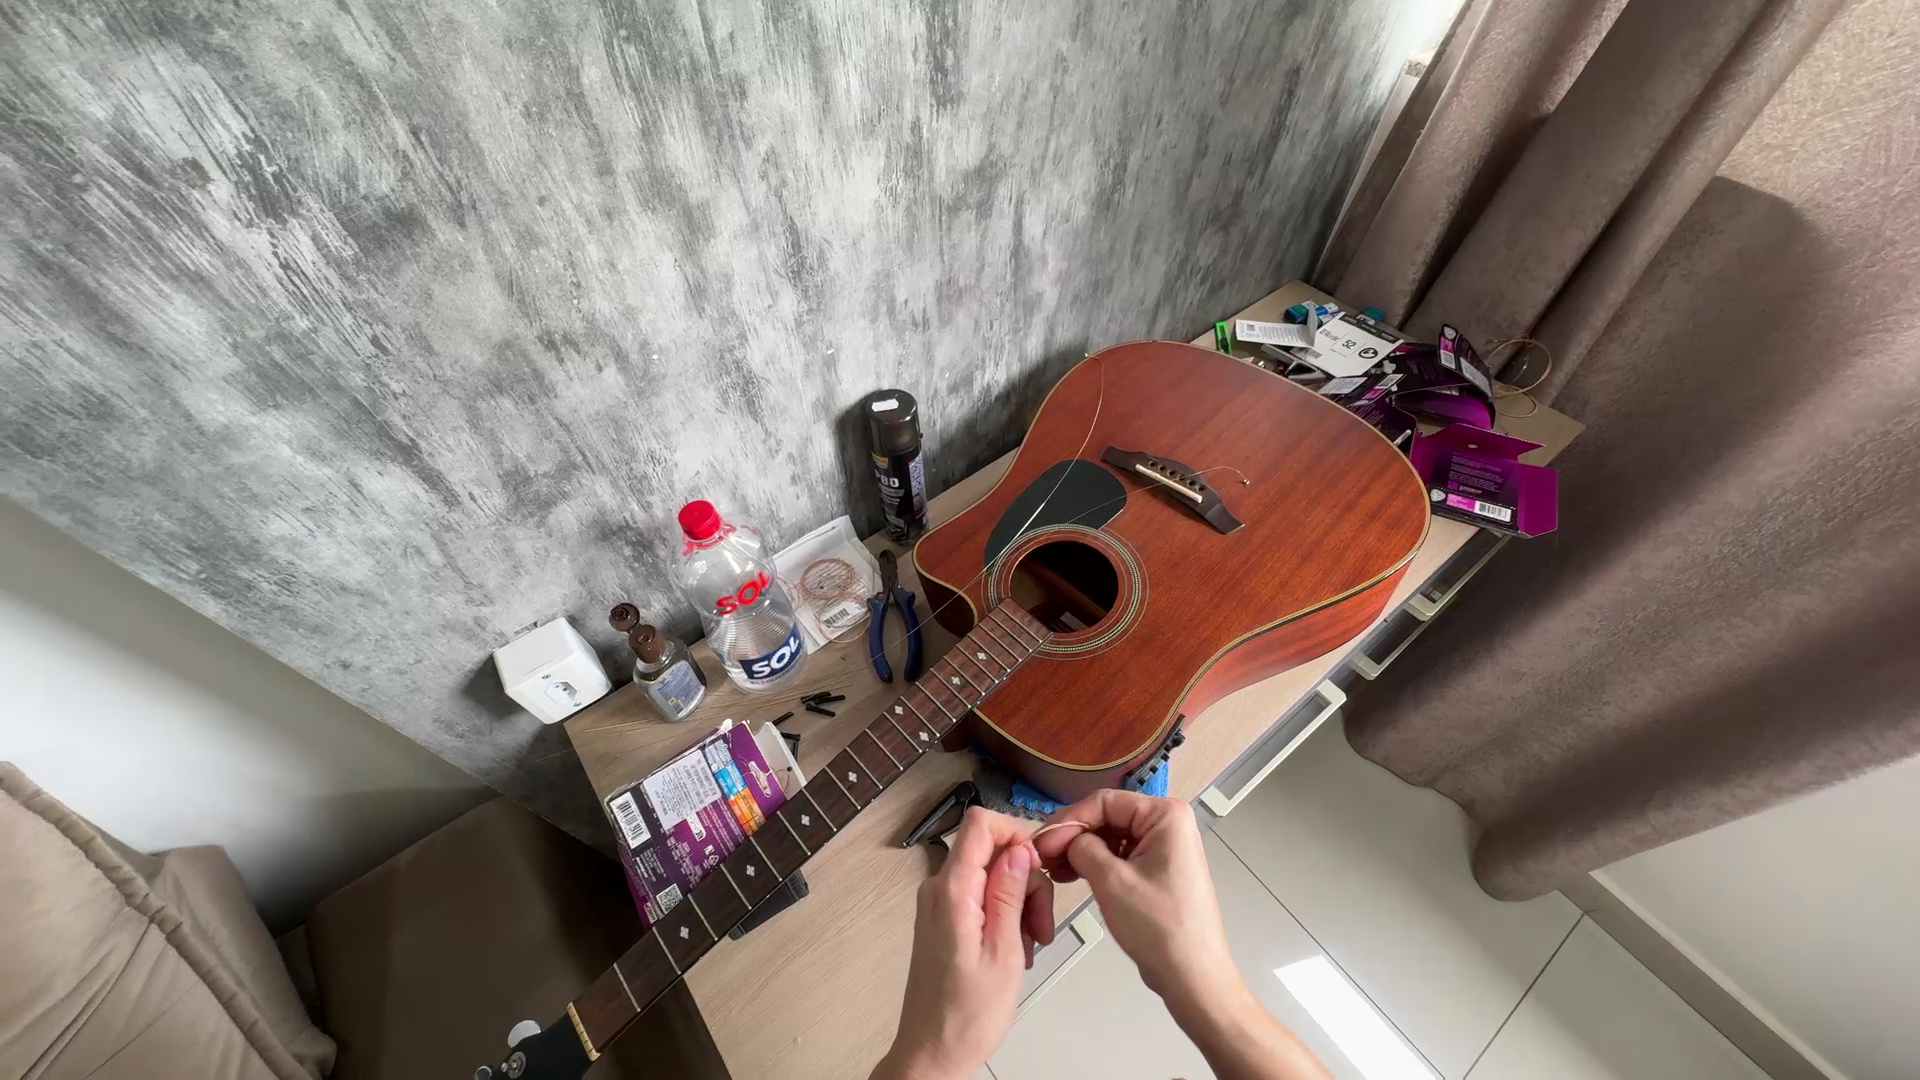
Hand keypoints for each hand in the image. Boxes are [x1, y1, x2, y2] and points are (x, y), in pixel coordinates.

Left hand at [874, 807, 1055, 1079]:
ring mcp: (940, 901)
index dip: (1014, 833)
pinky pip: (981, 893)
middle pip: (992, 850)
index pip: (980, 823)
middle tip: (1039, 924)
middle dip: (1025, 879)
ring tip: (1029, 944)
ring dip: (1018, 901)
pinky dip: (1003, 912)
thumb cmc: (965, 1017)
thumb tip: (1019, 850)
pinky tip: (1014, 946)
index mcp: (953, 890)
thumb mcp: (1004, 953)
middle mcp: (939, 887)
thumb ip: (1010, 894)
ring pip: (991, 873)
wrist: (932, 1054)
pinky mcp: (944, 915)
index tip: (1037, 864)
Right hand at [1030, 791, 1235, 1012]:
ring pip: (1111, 837)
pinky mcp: (1158, 870)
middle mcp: (1168, 824)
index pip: (1105, 802)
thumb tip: (1066, 839)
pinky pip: (1120, 855)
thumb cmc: (1158, 926)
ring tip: (1054, 869)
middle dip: (1074, 836)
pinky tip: (1072, 876)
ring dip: (1081, 851)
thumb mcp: (1111, 880)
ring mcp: (1164, 848)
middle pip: (1108, 817)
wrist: (1194, 979)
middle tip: (1043, 856)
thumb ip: (1082, 847)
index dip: (1070, 820)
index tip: (1042, 842)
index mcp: (1165, 815)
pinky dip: (1096, 864)